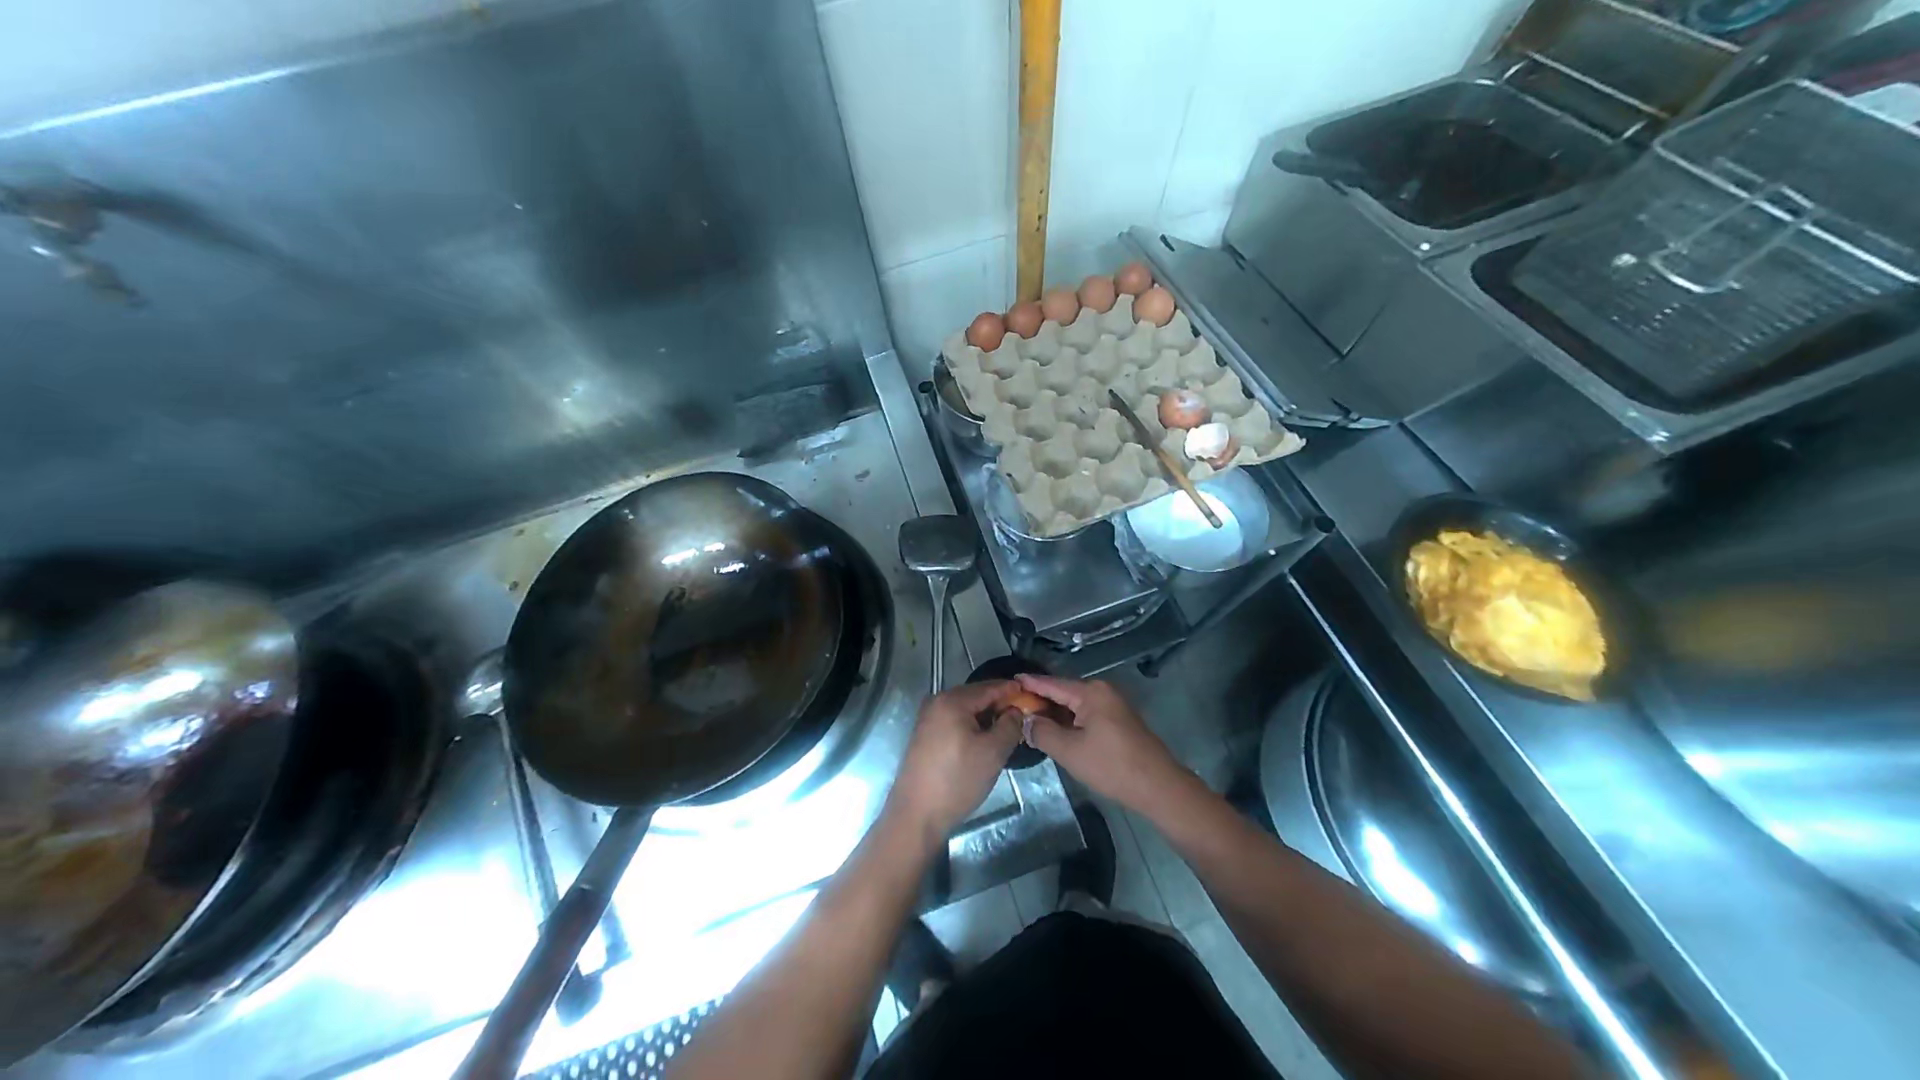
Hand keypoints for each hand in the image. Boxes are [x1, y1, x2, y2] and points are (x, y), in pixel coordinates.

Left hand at [886, 682, 1023, 840]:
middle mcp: (936, 703)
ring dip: (986, 717)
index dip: (1012, 690)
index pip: (989, 687)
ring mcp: (928, 719)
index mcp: (952, 700)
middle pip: (976, 696)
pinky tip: (985, 739)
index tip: (1032, 694)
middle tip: (1024, 713)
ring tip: (1008, 728)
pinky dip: (972, 726)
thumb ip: (1010, 725)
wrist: (917, 814)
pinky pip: (955, 722)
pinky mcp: (925, 736)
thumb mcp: (993, 752)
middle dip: (999, 704)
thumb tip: (1015, 711)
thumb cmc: (958, 780)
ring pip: (965, 710)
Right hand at [1017, 674, 1192, 811]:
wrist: (1158, 786)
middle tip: (1014, 706)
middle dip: (1040, 700)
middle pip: (1064, 692)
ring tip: (1029, 719)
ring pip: (1075, 705)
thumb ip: (1042, 732)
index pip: (1052, 683)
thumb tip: (1026, 721)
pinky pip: (1086, 714)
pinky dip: (1069, 720)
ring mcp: (1113, 705)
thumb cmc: (1111, 766)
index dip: (1030, 683)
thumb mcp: (1069, 751)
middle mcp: (1103, 691)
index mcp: (1091, 692)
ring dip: (1055, 713)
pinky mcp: (1119, 721)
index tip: (1010, 680)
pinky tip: (1056, 731)